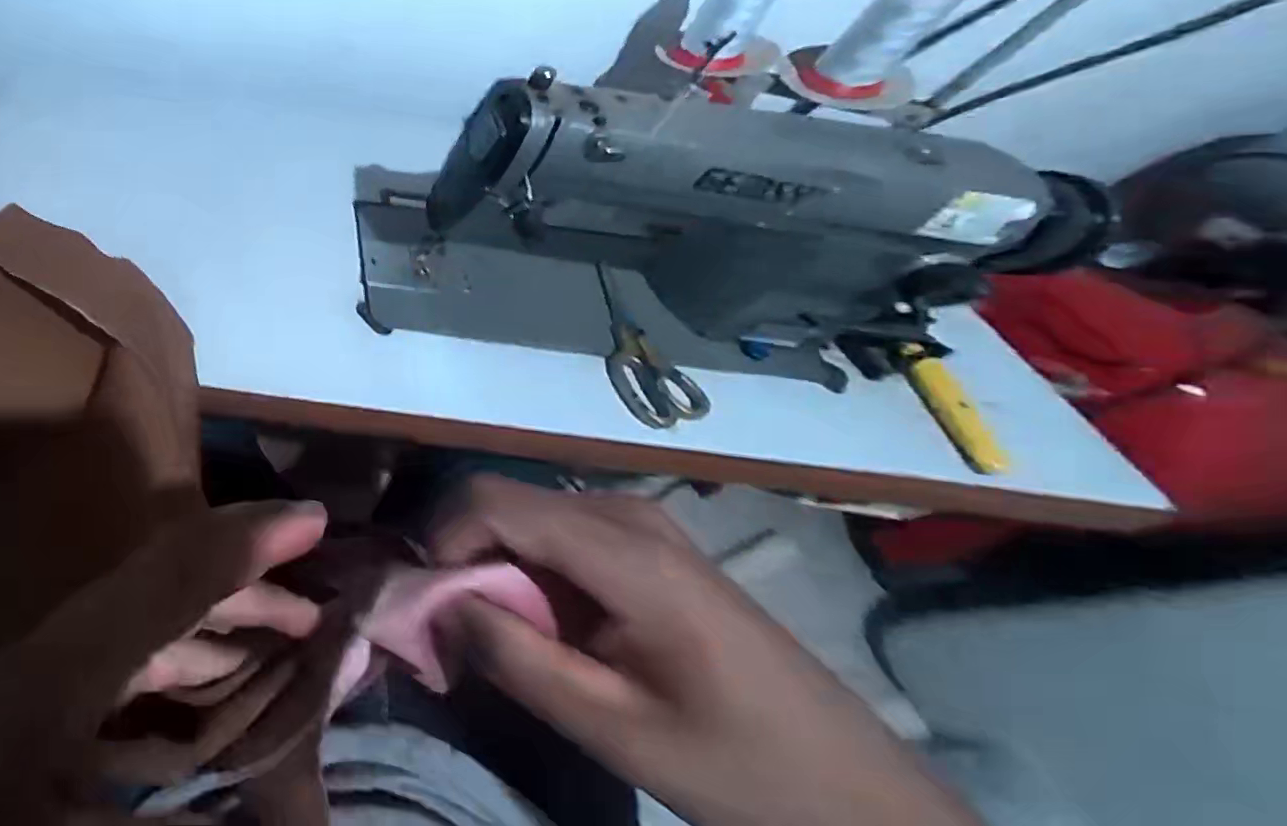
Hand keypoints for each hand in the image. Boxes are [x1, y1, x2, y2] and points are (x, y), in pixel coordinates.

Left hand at [0, 500, 327, 825]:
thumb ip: (181, 815)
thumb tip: (289, 796)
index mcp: (56, 666)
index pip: (170, 576)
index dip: (247, 541)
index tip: (313, 516)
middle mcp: (49, 656)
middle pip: (165, 591)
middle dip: (246, 587)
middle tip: (315, 609)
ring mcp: (32, 687)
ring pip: (147, 632)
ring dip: (218, 631)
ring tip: (281, 643)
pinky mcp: (21, 721)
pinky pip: (123, 675)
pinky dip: (179, 676)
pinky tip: (209, 700)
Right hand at [429, 477, 978, 825]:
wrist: (854, 785)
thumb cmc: (738, 766)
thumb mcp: (615, 728)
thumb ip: (517, 658)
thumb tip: (440, 605)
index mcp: (624, 550)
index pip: (494, 501)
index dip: (445, 542)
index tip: (432, 609)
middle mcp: (627, 512)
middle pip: (507, 502)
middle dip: (465, 556)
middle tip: (458, 631)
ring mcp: (643, 521)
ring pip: (530, 516)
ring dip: (497, 566)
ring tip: (503, 636)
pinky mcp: (649, 542)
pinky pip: (562, 534)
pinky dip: (532, 570)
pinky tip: (553, 628)